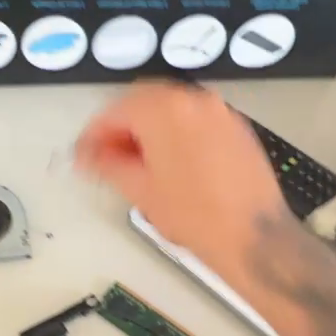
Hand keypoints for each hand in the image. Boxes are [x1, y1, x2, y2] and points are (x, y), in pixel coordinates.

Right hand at [76, 81, 287, 280]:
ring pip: (170, 107)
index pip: (116, 109)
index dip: (94, 132)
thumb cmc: (196, 216)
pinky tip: (167, 161)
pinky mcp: (235, 127)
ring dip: (148, 127)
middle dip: (120, 125)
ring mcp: (219, 112)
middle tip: (105, 155)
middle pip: (143, 100)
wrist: (251, 235)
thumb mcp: (141, 191)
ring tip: (135, 161)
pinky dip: (174, 131)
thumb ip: (108, 165)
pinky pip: (194, 118)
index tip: (84, 154)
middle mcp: (193, 101)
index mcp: (164, 111)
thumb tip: (89, 156)